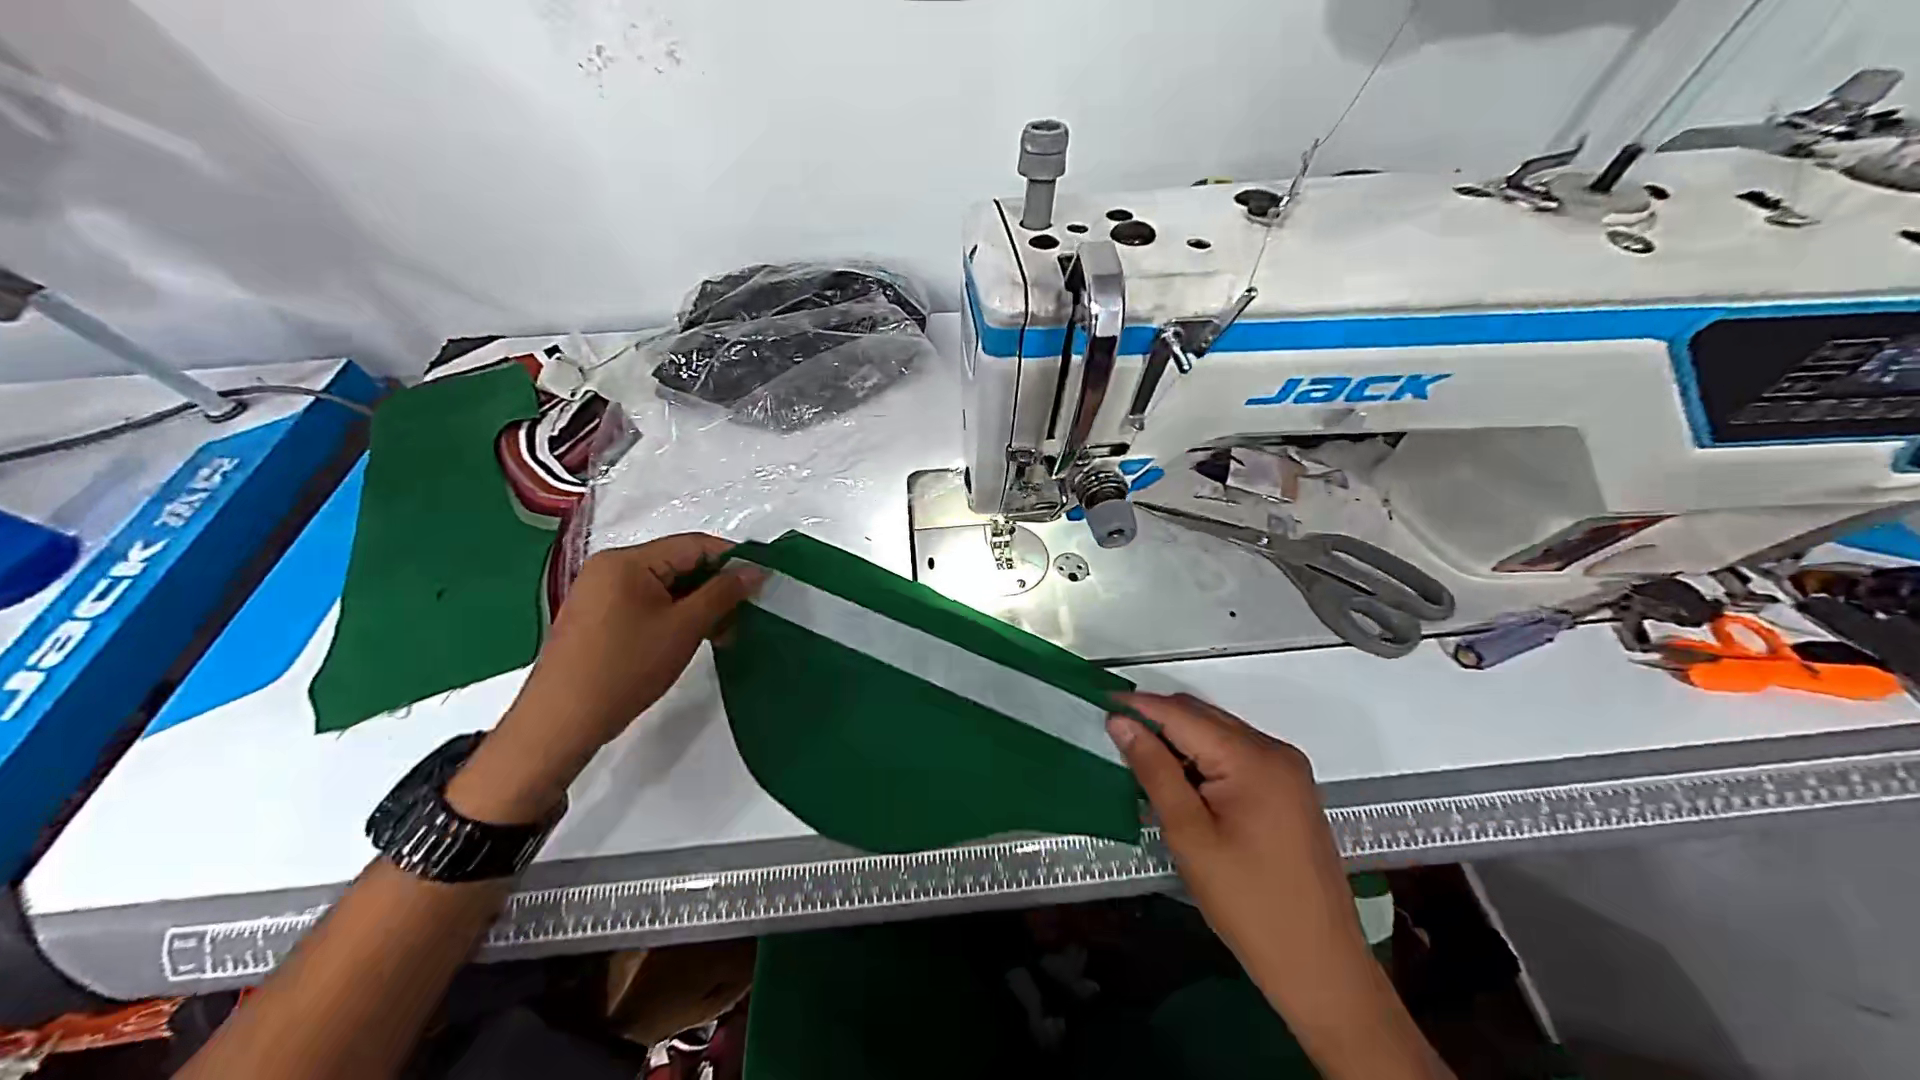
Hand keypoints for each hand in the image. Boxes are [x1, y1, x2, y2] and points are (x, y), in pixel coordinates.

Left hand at [447, 534, 762, 822]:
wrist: (560, 723)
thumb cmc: (626, 668)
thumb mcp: (684, 628)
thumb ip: (722, 593)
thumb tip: (755, 570)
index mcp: (627, 560)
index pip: (694, 545)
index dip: (733, 560)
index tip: (763, 582)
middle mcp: (610, 568)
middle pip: (678, 564)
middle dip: (716, 586)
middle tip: (745, 615)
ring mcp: (600, 593)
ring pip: (665, 586)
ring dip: (698, 605)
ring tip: (724, 633)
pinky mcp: (598, 618)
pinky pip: (647, 603)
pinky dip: (674, 616)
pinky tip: (693, 637)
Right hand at [1106, 694, 1448, 1078]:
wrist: (1319, 963)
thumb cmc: (1248, 903)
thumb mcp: (1190, 835)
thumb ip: (1155, 771)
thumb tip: (1122, 723)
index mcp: (1253, 759)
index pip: (1183, 715)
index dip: (1139, 708)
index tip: (1100, 704)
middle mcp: (1275, 751)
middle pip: (1204, 716)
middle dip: (1158, 720)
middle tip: (1113, 734)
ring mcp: (1287, 769)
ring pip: (1219, 733)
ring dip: (1179, 739)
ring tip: (1138, 757)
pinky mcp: (1289, 788)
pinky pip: (1236, 753)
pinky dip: (1203, 757)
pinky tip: (1179, 779)